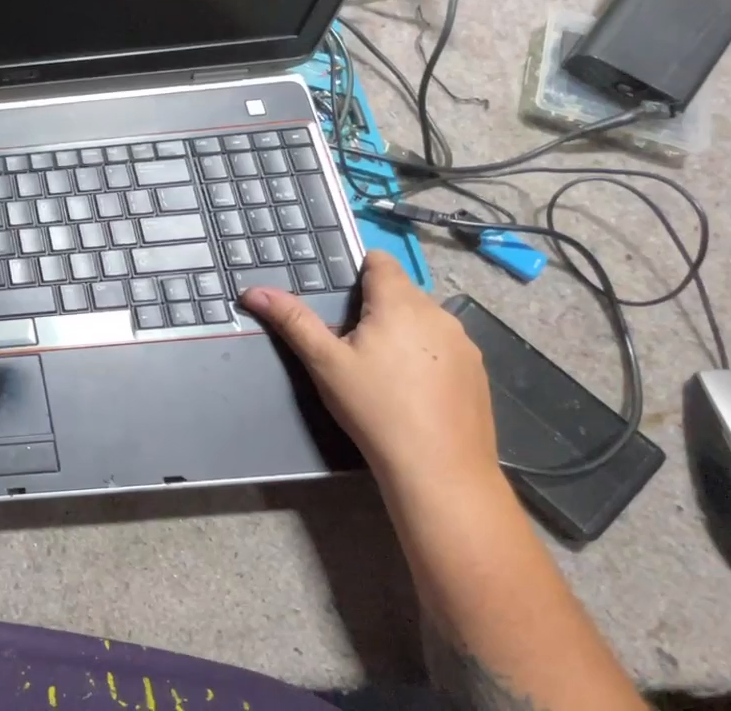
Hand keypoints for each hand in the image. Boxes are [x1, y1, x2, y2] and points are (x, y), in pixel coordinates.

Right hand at [237, 252, 500, 490]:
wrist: (440, 468)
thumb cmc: (375, 407)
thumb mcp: (324, 362)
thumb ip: (292, 321)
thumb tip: (253, 291)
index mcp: (400, 304)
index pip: (380, 261)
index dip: (357, 269)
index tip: (336, 294)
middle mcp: (439, 315)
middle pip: (400, 292)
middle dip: (373, 305)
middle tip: (346, 340)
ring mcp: (464, 344)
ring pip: (423, 320)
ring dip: (400, 330)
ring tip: (376, 366)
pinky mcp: (477, 372)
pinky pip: (442, 347)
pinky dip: (423, 355)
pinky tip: (407, 387)